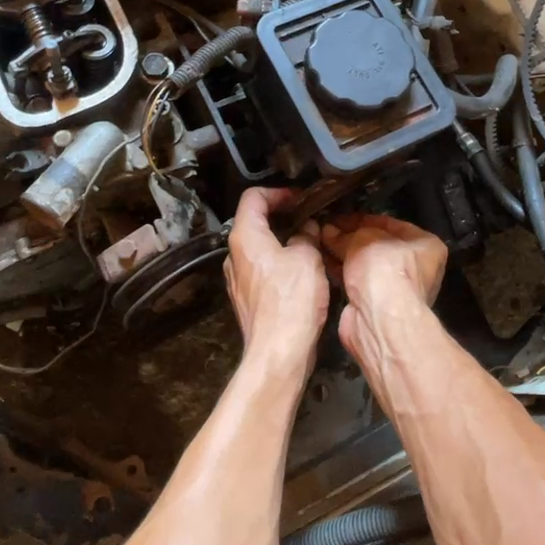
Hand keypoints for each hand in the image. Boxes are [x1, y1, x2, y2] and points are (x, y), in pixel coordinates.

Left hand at [224, 187, 328, 370]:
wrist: (278, 352)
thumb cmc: (291, 300)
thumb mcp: (307, 258)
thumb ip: (307, 236)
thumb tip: (307, 229)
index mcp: (244, 237)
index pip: (253, 197)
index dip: (278, 192)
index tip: (300, 199)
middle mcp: (234, 255)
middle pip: (254, 222)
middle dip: (282, 217)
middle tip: (309, 219)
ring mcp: (238, 279)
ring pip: (259, 248)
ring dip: (283, 241)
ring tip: (310, 244)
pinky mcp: (247, 299)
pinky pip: (262, 270)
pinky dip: (280, 262)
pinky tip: (302, 271)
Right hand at [321, 214, 446, 364]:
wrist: (380, 319)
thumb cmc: (383, 270)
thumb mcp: (362, 240)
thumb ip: (344, 234)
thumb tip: (328, 231)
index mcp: (426, 245)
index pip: (389, 223)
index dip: (360, 218)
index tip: (337, 216)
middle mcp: (416, 267)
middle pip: (376, 244)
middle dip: (350, 237)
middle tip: (325, 228)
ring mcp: (396, 288)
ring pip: (364, 264)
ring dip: (343, 254)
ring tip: (319, 242)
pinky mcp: (377, 305)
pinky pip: (356, 281)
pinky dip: (341, 272)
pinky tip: (323, 262)